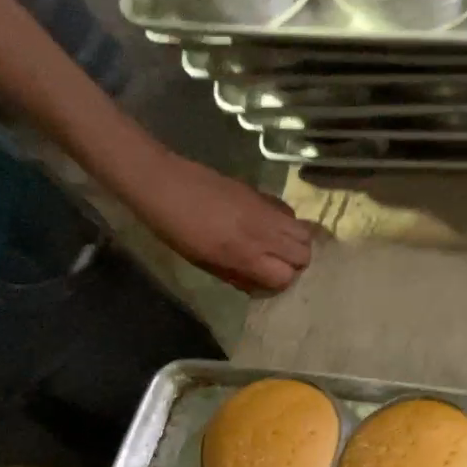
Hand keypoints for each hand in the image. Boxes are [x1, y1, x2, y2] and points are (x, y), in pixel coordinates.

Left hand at [124, 149, 313, 293]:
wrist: (161, 181)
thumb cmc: (175, 228)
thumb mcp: (203, 262)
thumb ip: (238, 276)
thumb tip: (261, 285)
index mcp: (245, 254)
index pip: (286, 276)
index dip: (280, 281)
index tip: (268, 280)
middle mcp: (263, 234)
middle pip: (304, 255)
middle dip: (296, 264)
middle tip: (280, 264)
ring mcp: (266, 212)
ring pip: (305, 234)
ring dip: (298, 244)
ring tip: (282, 246)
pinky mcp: (263, 195)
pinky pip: (291, 214)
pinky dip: (288, 223)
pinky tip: (272, 226)